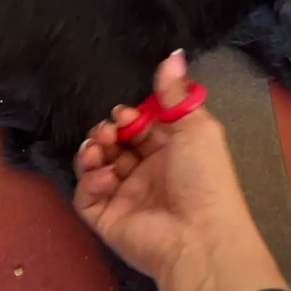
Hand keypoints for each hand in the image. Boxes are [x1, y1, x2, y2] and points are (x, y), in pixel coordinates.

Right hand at [72, 52, 288, 290]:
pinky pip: (86, 194)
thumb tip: (173, 54)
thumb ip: (175, 93)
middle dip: (106, 131)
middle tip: (109, 130)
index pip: (138, 127)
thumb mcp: (196, 127)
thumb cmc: (204, 178)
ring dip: (93, 151)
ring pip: (95, 165)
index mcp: (170, 153)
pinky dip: (89, 180)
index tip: (124, 113)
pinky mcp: (105, 218)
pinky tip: (104, 176)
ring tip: (101, 148)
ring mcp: (123, 196)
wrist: (198, 236)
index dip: (127, 117)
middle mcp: (145, 173)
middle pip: (114, 143)